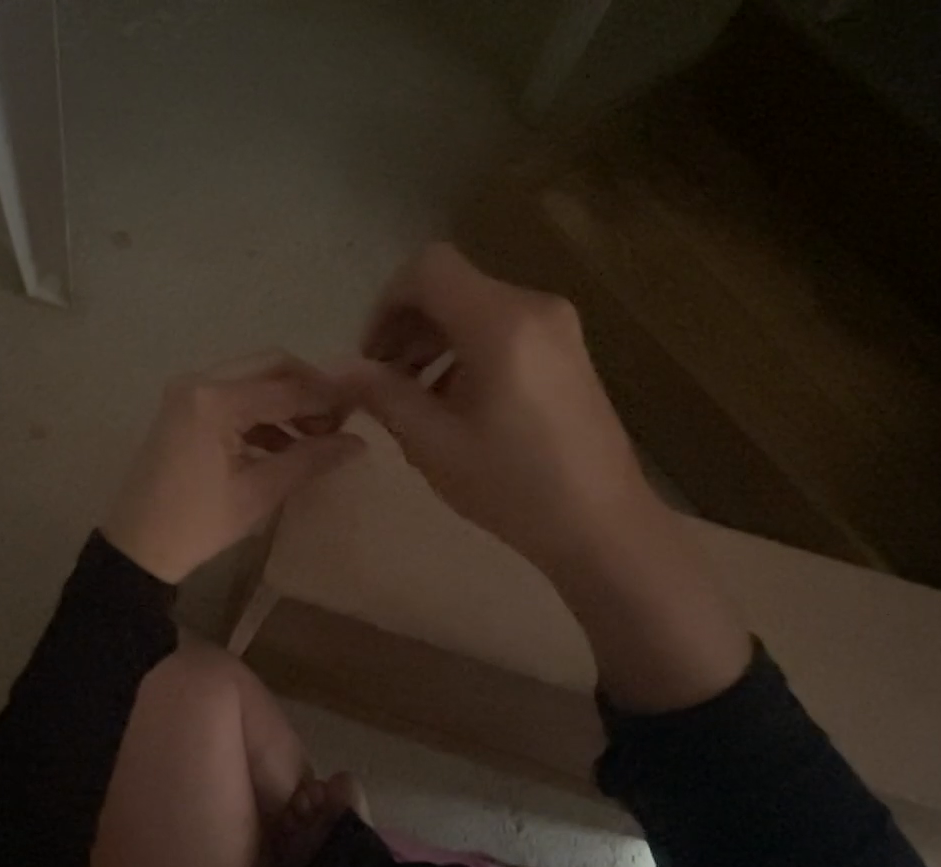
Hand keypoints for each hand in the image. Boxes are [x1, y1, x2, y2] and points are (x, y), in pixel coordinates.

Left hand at [103, 352, 365, 583]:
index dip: (330, 398)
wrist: (136, 547)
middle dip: (309, 390)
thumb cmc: (196, 525)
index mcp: (215, 400)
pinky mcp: (183, 410)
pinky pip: (233, 397)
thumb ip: (310, 459)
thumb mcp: (258, 493)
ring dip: (286, 401)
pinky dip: (261, 414)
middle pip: (271, 367)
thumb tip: (358, 443)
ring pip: (253, 380)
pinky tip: (284, 445)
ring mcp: (187, 394)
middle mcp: (199, 382)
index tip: (364, 410)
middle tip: (339, 421)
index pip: (288, 387)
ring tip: (317, 438)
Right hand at [348, 244, 748, 710]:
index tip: (371, 357)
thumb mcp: (433, 443)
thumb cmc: (513, 486)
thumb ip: (382, 394)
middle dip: (405, 327)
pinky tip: (454, 405)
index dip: (385, 304)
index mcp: (501, 323)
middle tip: (382, 384)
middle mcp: (533, 308)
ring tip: (414, 401)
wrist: (602, 524)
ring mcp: (556, 328)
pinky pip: (500, 329)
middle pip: (450, 287)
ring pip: (473, 308)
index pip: (428, 269)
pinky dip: (463, 353)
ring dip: (431, 343)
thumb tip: (338, 370)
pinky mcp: (565, 350)